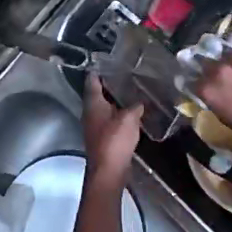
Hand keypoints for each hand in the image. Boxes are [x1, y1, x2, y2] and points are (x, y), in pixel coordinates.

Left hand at [82, 74, 142, 191]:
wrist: (109, 170)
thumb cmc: (115, 140)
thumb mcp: (129, 118)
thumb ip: (135, 106)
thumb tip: (140, 102)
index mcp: (93, 104)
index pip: (92, 80)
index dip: (98, 69)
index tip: (108, 60)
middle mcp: (90, 112)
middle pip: (98, 93)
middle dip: (110, 84)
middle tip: (125, 72)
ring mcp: (95, 125)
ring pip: (105, 106)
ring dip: (116, 99)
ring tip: (132, 89)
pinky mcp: (103, 136)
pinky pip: (110, 118)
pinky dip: (119, 112)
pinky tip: (132, 111)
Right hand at [189, 43, 231, 154]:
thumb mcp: (228, 118)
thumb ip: (214, 100)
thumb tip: (210, 92)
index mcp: (208, 90)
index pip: (192, 79)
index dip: (198, 82)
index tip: (203, 83)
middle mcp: (218, 69)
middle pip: (207, 62)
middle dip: (211, 68)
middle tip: (222, 74)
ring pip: (227, 52)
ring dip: (230, 59)